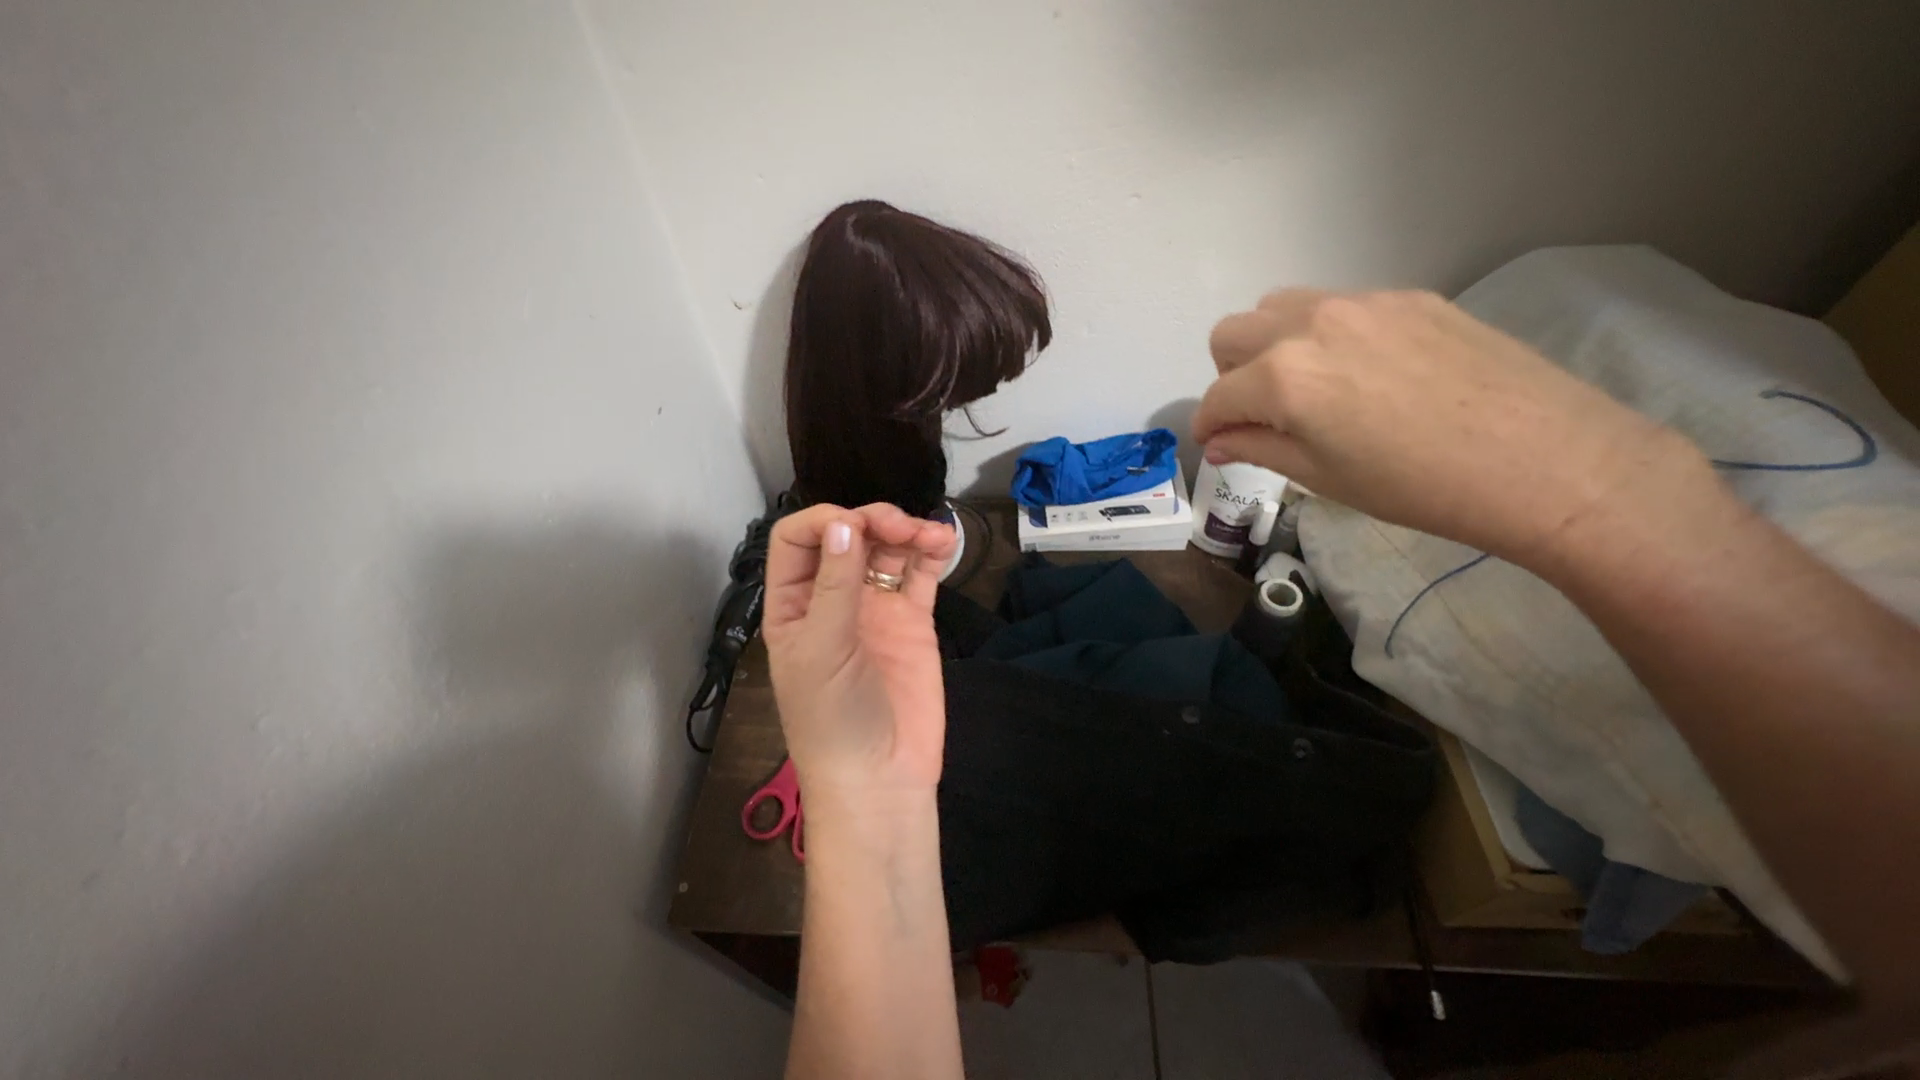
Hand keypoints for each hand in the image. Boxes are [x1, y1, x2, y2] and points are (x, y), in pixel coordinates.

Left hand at [762, 503, 958, 798]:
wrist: (880, 777)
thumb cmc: (832, 718)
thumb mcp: (822, 649)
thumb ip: (834, 585)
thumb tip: (844, 523)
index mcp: (794, 604)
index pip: (798, 540)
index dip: (823, 521)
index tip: (854, 525)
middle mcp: (832, 598)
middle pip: (848, 536)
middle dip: (873, 521)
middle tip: (900, 528)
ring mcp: (875, 608)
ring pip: (887, 549)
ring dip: (906, 531)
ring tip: (929, 535)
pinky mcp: (912, 621)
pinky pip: (919, 575)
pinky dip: (931, 553)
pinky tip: (943, 542)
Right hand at [1192, 288, 1699, 561]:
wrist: (1543, 459)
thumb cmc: (1421, 487)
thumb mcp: (1326, 478)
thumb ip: (1260, 449)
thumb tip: (1219, 441)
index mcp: (1284, 377)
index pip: (1217, 396)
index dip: (1209, 426)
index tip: (1219, 444)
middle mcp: (1311, 324)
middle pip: (1232, 334)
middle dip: (1230, 376)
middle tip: (1261, 414)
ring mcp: (1363, 302)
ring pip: (1280, 306)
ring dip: (1271, 344)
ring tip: (1308, 386)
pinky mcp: (1409, 296)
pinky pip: (1338, 305)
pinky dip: (1325, 335)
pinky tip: (1367, 374)